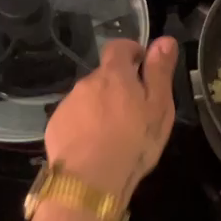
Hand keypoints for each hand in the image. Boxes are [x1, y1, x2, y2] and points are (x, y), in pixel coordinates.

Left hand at [45, 37, 178, 199]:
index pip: (119, 47)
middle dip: (118, 86)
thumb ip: (159, 72)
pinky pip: (74, 118)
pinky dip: (84, 125)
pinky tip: (93, 146)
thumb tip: (165, 40)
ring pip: (88, 98)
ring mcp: (68, 104)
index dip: (132, 51)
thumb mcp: (158, 107)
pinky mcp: (55, 126)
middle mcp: (87, 83)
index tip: (142, 65)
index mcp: (114, 74)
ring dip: (100, 107)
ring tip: (113, 133)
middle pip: (104, 76)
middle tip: (133, 111)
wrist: (91, 180)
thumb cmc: (133, 142)